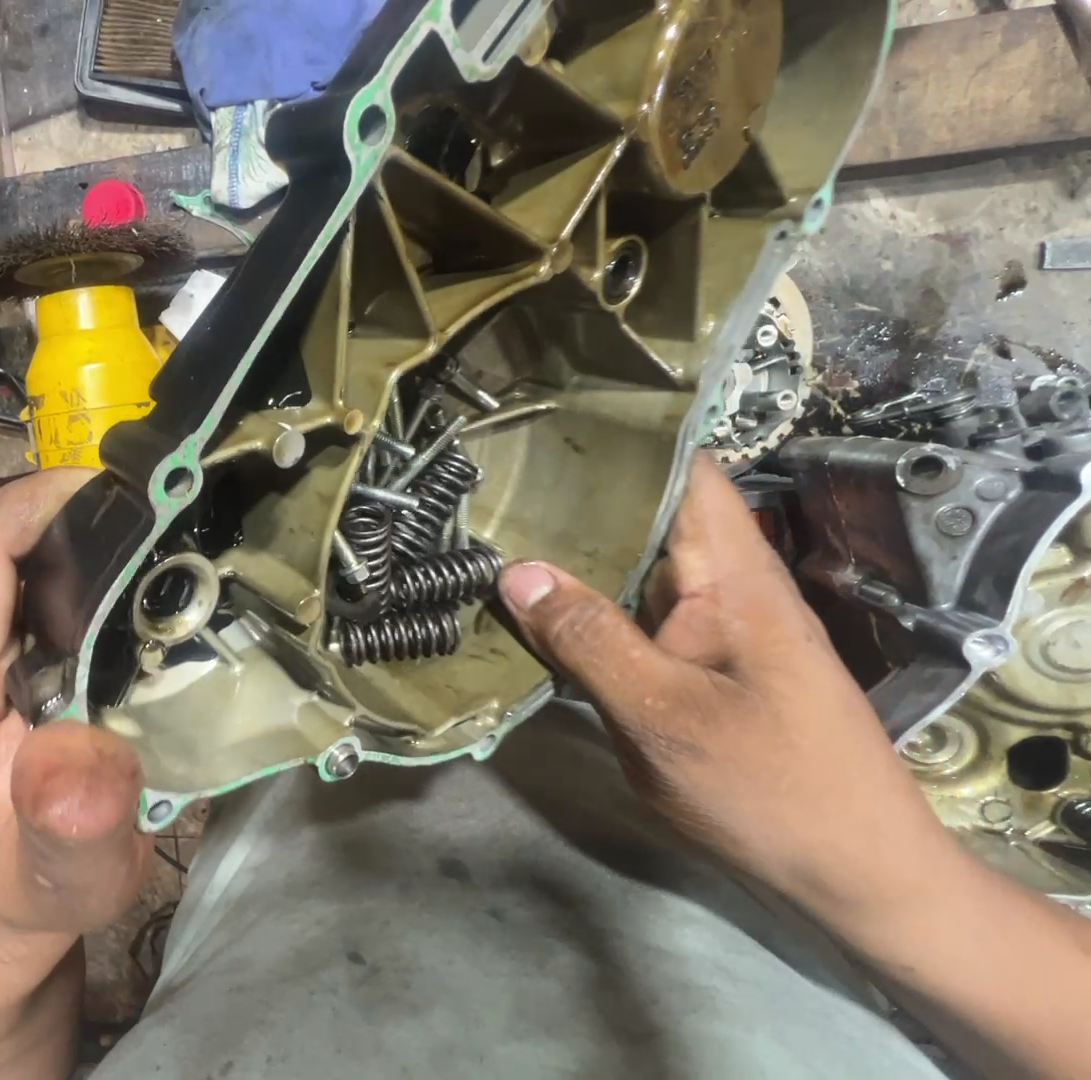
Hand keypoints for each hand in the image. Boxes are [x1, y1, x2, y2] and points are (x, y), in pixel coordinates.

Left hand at [0, 469, 148, 939]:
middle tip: (140, 509)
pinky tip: (89, 569)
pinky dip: (38, 548)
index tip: (122, 494)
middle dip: (52, 505)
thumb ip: (71, 821)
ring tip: (124, 532)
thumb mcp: (73, 871)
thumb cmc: (42, 879)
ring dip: (48, 523)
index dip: (41, 505)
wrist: (6, 889)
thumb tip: (76, 763)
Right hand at [494, 456, 955, 916]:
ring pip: (631, 565)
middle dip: (572, 498)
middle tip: (488, 486)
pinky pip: (626, 611)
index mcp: (730, 578)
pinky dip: (579, 602)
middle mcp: (720, 587)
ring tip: (490, 532)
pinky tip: (527, 605)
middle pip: (647, 515)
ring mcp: (706, 625)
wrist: (848, 873)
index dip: (622, 444)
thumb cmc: (768, 787)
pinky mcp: (691, 661)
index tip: (545, 431)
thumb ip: (588, 638)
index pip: (685, 475)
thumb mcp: (663, 715)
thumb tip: (514, 571)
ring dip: (570, 551)